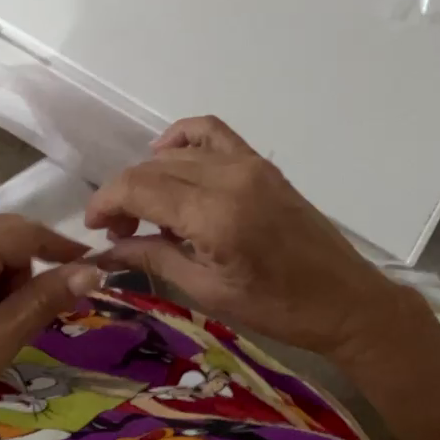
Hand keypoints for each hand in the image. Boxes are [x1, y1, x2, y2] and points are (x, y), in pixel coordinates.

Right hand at [86, 115, 402, 356]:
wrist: (346, 301)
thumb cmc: (277, 309)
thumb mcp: (207, 291)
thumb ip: (153, 258)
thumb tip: (106, 250)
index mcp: (214, 216)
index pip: (138, 189)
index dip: (106, 203)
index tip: (94, 227)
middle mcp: (227, 178)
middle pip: (151, 169)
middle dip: (122, 195)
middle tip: (116, 230)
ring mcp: (247, 165)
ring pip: (175, 154)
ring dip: (147, 176)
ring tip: (142, 212)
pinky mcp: (260, 163)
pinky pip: (210, 131)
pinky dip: (180, 137)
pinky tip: (165, 156)